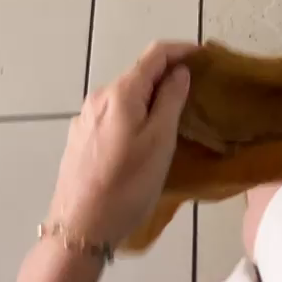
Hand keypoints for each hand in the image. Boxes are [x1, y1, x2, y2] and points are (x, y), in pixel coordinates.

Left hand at [47, 42, 194, 245]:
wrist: (78, 232)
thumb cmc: (127, 186)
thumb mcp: (160, 142)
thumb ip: (171, 99)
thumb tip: (179, 71)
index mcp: (121, 93)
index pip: (155, 54)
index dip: (181, 49)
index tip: (203, 56)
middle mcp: (99, 98)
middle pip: (139, 75)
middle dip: (166, 77)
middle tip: (193, 94)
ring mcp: (85, 119)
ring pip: (125, 97)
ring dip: (149, 99)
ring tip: (169, 120)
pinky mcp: (79, 140)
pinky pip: (113, 116)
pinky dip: (133, 116)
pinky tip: (140, 142)